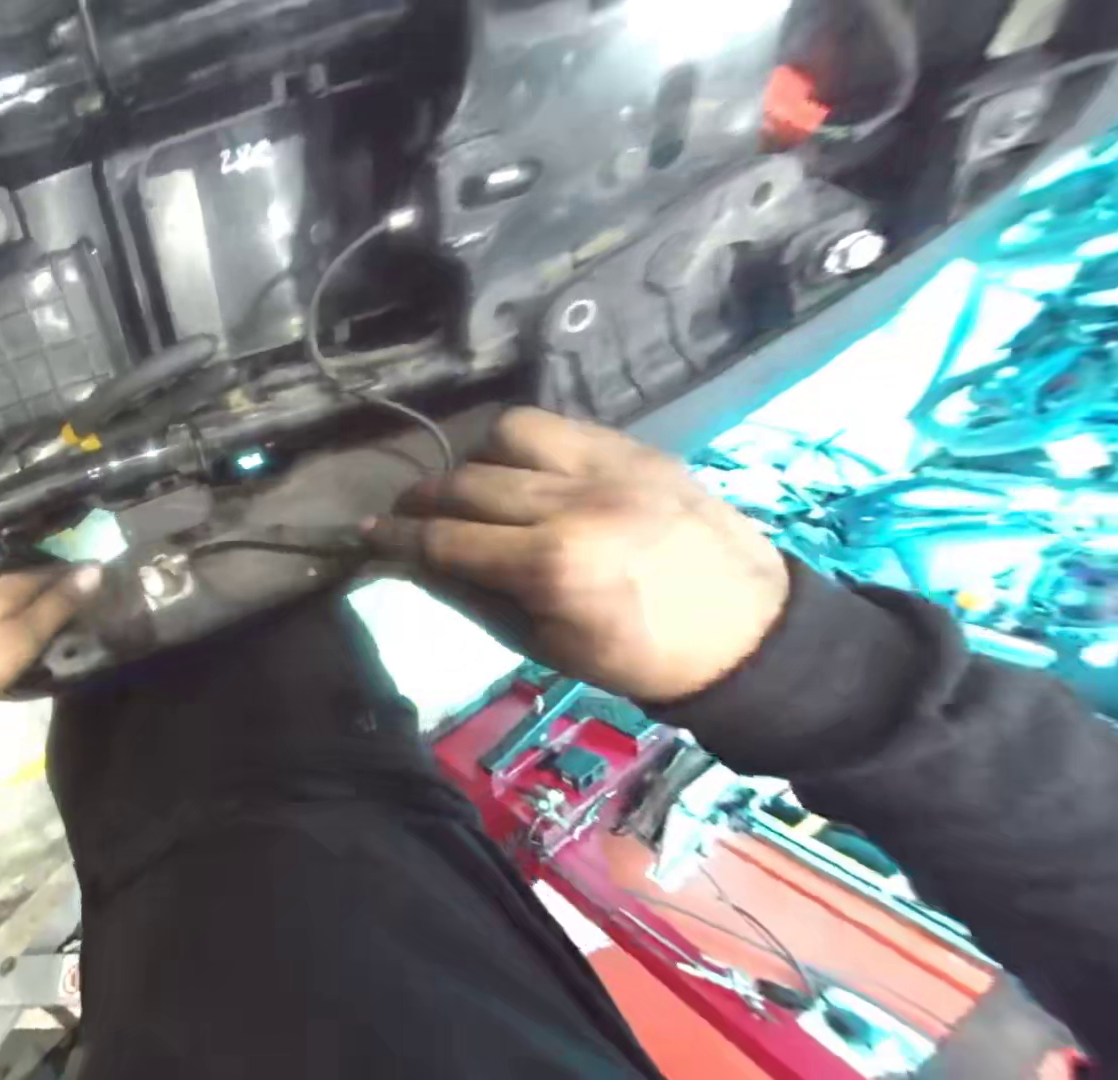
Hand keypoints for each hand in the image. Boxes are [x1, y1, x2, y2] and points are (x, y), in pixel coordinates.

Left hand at [0, 566, 104, 706]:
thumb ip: (60, 602)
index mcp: (13, 580)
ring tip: (70, 619)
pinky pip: (9, 600)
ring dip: (48, 599)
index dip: (85, 577)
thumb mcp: (25, 635)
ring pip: (24, 589)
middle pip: (41, 576)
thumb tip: (95, 569)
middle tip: (95, 608)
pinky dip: (27, 609)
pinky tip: (33, 624)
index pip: (60, 568)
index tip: (110, 592)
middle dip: (68, 587)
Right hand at [364, 408, 788, 701]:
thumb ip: (473, 594)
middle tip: (407, 510)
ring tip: (472, 483)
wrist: (751, 635)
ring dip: (473, 459)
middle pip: (464, 483)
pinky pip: (555, 426)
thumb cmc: (634, 657)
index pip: (443, 540)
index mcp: (549, 566)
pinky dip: (519, 444)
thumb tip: (418, 561)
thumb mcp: (541, 644)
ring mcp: (607, 468)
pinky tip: (518, 467)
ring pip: (505, 434)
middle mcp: (571, 504)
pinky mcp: (635, 449)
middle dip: (420, 498)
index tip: (367, 532)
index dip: (395, 537)